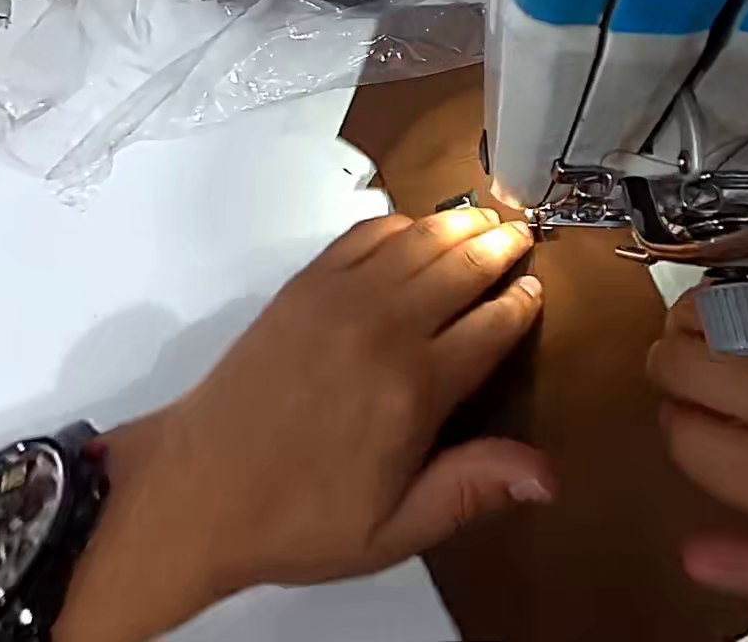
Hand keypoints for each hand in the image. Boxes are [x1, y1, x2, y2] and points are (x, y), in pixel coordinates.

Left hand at [144, 208, 549, 598]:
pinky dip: (403, 222)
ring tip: (486, 218)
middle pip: (464, 266)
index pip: (491, 326)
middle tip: (522, 234)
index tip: (536, 287)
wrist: (199, 486)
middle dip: (501, 246)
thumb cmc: (303, 514)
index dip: (521, 302)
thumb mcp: (393, 528)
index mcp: (416, 388)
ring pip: (422, 239)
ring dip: (461, 223)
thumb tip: (548, 474)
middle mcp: (387, 327)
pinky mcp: (309, 280)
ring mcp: (344, 294)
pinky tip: (418, 227)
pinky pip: (368, 233)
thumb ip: (471, 490)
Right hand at [646, 254, 747, 629]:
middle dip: (673, 373)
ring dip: (695, 327)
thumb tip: (691, 556)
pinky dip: (742, 289)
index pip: (685, 438)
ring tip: (721, 341)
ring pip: (699, 308)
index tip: (701, 426)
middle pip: (676, 363)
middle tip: (699, 378)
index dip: (681, 431)